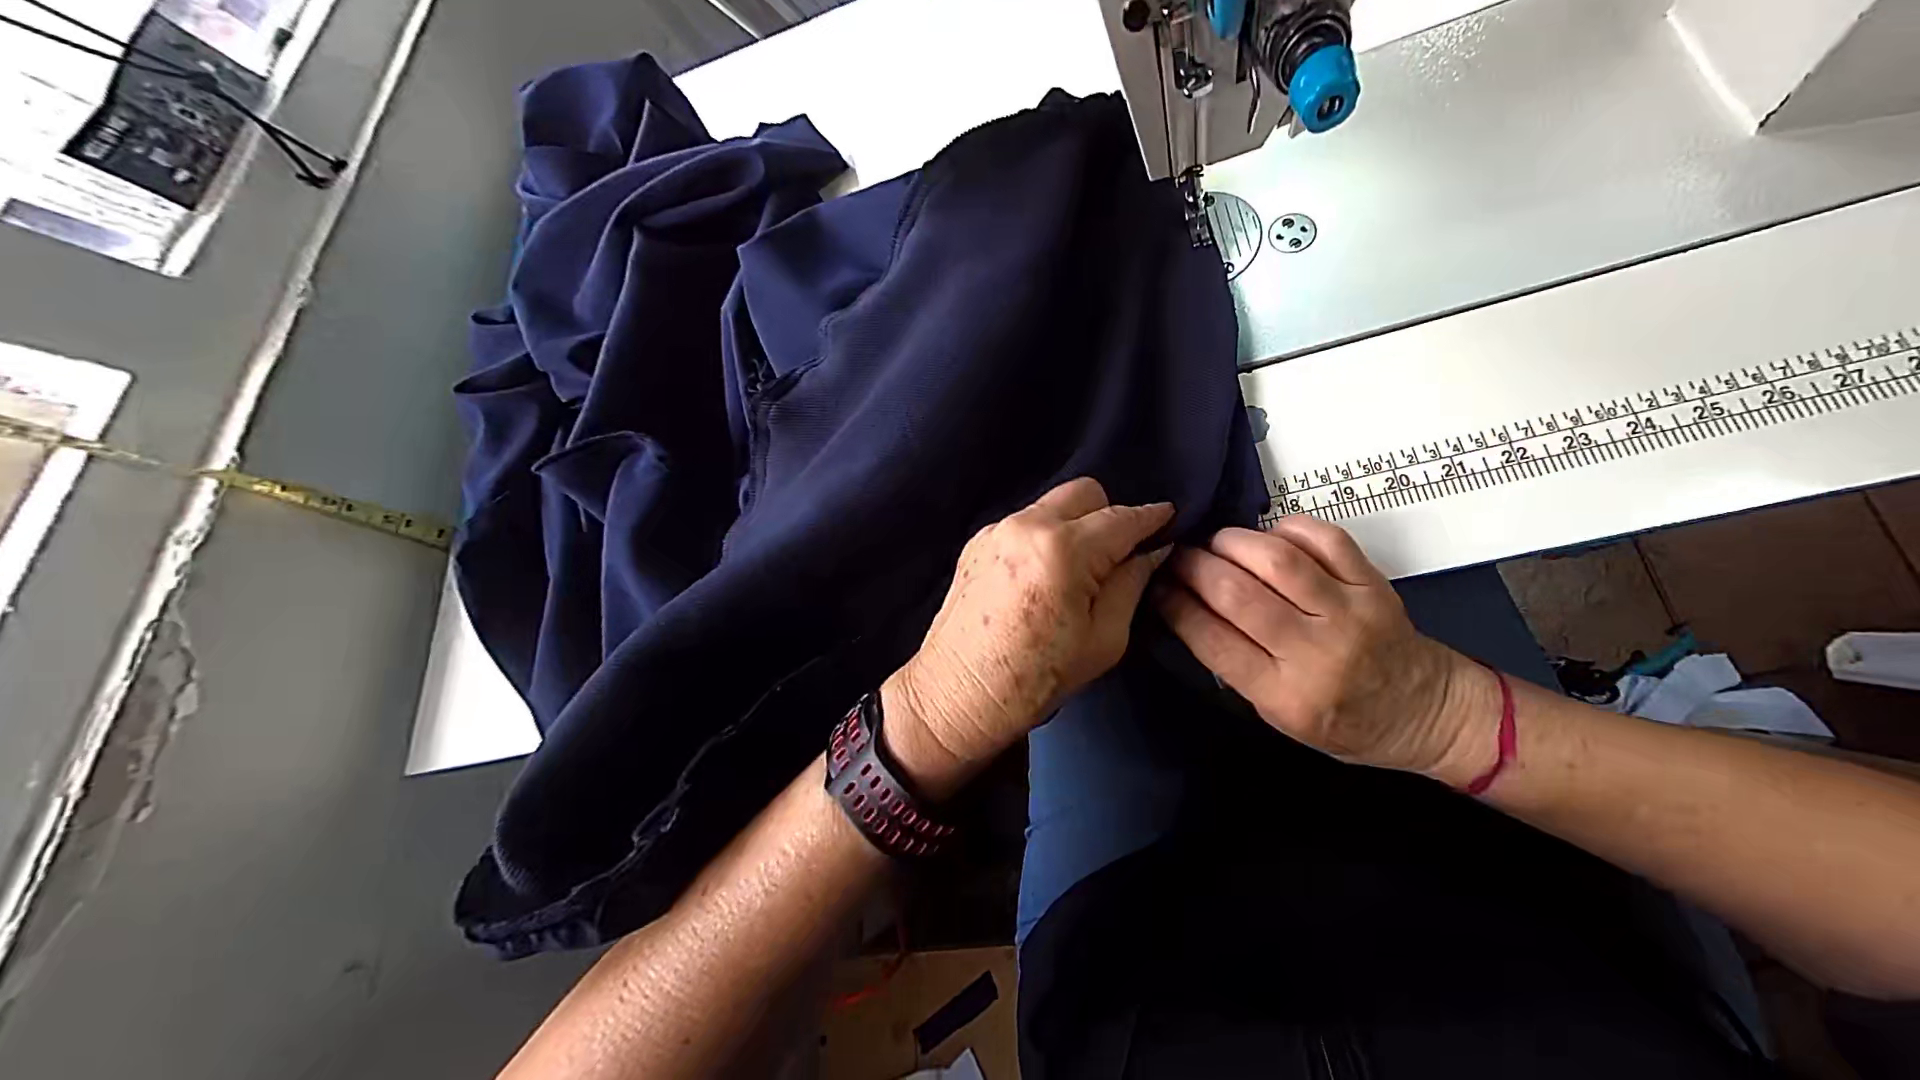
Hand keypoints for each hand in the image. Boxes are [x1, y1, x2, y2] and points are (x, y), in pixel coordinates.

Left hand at [884, 478, 1173, 795]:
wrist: (957, 694)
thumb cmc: (1036, 678)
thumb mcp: (1103, 639)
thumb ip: (1131, 584)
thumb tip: (1152, 551)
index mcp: (1063, 549)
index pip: (1122, 518)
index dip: (1152, 518)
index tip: (1170, 519)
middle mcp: (1027, 525)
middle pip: (1085, 492)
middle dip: (1110, 514)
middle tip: (1118, 553)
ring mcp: (996, 530)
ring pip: (1052, 505)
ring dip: (1075, 524)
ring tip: (1079, 568)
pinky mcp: (976, 542)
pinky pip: (1025, 523)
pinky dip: (1044, 536)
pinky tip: (1043, 576)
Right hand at [1151, 518, 1491, 779]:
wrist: (1423, 711)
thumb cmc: (1340, 720)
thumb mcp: (1274, 714)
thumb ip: (1232, 663)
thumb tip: (1183, 605)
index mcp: (1284, 694)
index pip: (1210, 639)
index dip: (1173, 604)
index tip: (1156, 587)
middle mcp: (1316, 652)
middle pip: (1236, 593)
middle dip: (1193, 566)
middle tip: (1178, 558)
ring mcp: (1349, 613)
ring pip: (1275, 559)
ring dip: (1232, 542)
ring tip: (1217, 545)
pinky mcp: (1373, 584)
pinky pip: (1324, 538)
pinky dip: (1286, 528)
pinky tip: (1269, 537)